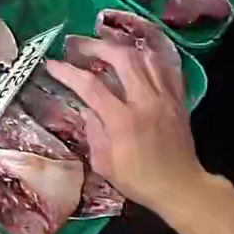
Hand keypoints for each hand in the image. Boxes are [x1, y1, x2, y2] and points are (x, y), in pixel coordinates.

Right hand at [44, 43, 207, 214]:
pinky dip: (150, 58)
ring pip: (146, 57)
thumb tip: (86, 108)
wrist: (180, 186)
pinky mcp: (179, 99)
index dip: (68, 72)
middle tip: (79, 46)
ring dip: (124, 48)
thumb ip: (93, 132)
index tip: (53, 64)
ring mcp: (165, 97)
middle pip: (122, 58)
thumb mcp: (105, 165)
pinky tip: (138, 57)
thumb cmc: (139, 180)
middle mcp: (145, 101)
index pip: (90, 86)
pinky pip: (167, 68)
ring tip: (108, 48)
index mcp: (122, 121)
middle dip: (96, 47)